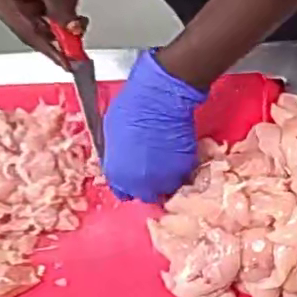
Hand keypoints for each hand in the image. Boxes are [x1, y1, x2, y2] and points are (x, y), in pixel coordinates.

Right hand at [0, 0, 83, 63]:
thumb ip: (59, 5)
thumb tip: (73, 28)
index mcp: (1, 5)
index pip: (32, 38)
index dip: (54, 52)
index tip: (71, 66)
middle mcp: (6, 4)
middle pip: (44, 26)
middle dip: (63, 17)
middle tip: (80, 20)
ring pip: (50, 11)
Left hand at [102, 50, 205, 202]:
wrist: (160, 101)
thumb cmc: (131, 110)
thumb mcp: (111, 135)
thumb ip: (117, 157)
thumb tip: (123, 162)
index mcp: (118, 175)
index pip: (123, 192)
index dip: (129, 183)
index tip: (134, 175)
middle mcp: (142, 184)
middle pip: (147, 195)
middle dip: (149, 184)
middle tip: (152, 169)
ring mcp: (165, 180)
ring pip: (167, 188)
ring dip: (166, 179)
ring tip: (165, 162)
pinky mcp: (185, 171)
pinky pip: (182, 177)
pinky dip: (179, 169)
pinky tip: (176, 155)